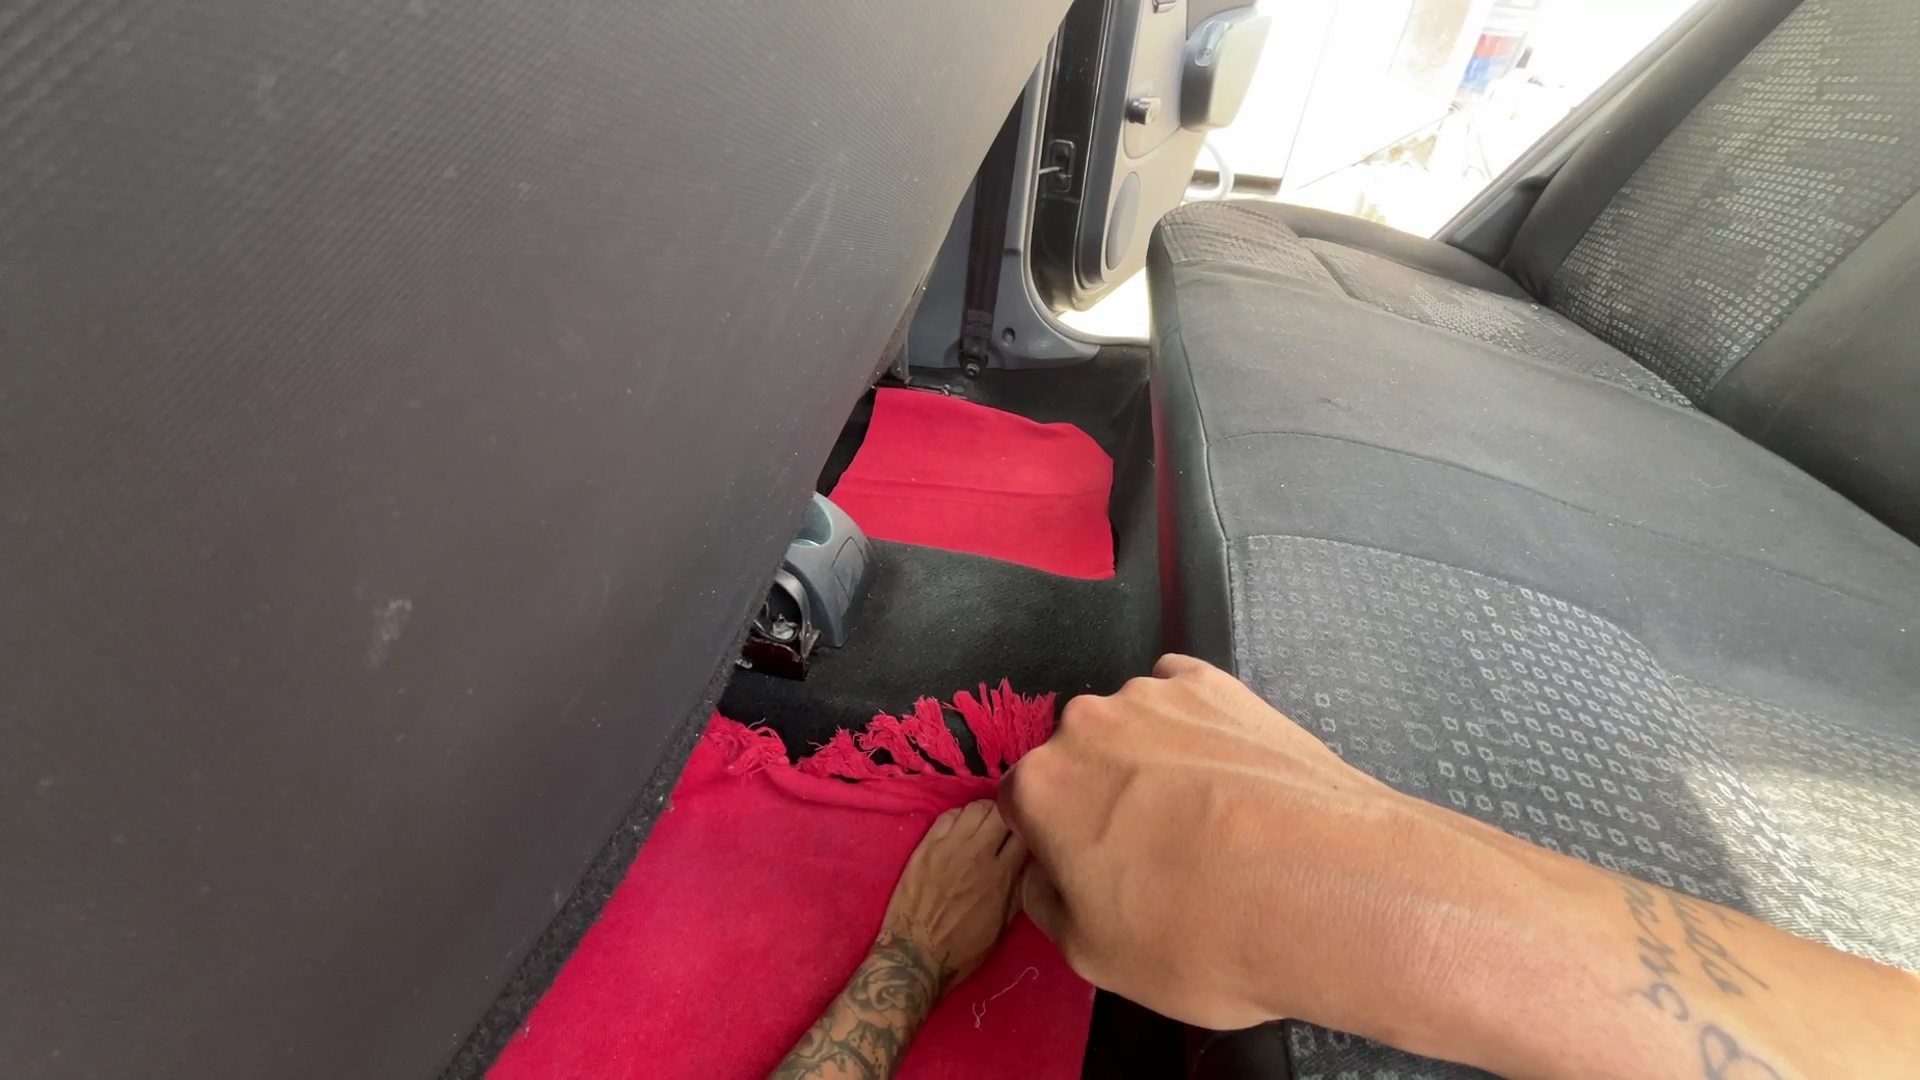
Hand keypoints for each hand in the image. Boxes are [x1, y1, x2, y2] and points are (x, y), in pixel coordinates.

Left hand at [880, 800, 1027, 990]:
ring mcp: (950, 845)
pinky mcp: (927, 844)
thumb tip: (1028, 867)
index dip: (1029, 831)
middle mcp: (978, 853)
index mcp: (1000, 875)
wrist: (915, 954)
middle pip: (1002, 812)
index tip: (1028, 834)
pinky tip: (961, 826)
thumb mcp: (1002, 928)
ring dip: (986, 812)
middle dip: (1009, 815)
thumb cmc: (963, 949)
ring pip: (976, 808)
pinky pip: (949, 815)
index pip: (1024, 834)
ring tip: (985, 822)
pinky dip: (960, 816)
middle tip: (1007, 824)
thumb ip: (1018, 892)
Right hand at [999, 654, 1514, 1033]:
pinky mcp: (1212, 682)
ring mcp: (1151, 694)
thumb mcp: (1094, 957)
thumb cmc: (1200, 933)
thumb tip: (1048, 869)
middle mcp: (1085, 723)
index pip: (1022, 804)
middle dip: (1099, 795)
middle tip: (1155, 847)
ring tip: (1209, 815)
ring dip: (1147, 760)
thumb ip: (1046, 902)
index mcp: (1043, 784)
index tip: (1095, 869)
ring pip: (1128, 727)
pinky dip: (1190, 725)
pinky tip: (1226, 768)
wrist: (1331, 889)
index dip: (1055, 841)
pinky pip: (1179, 696)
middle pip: (1076, 759)